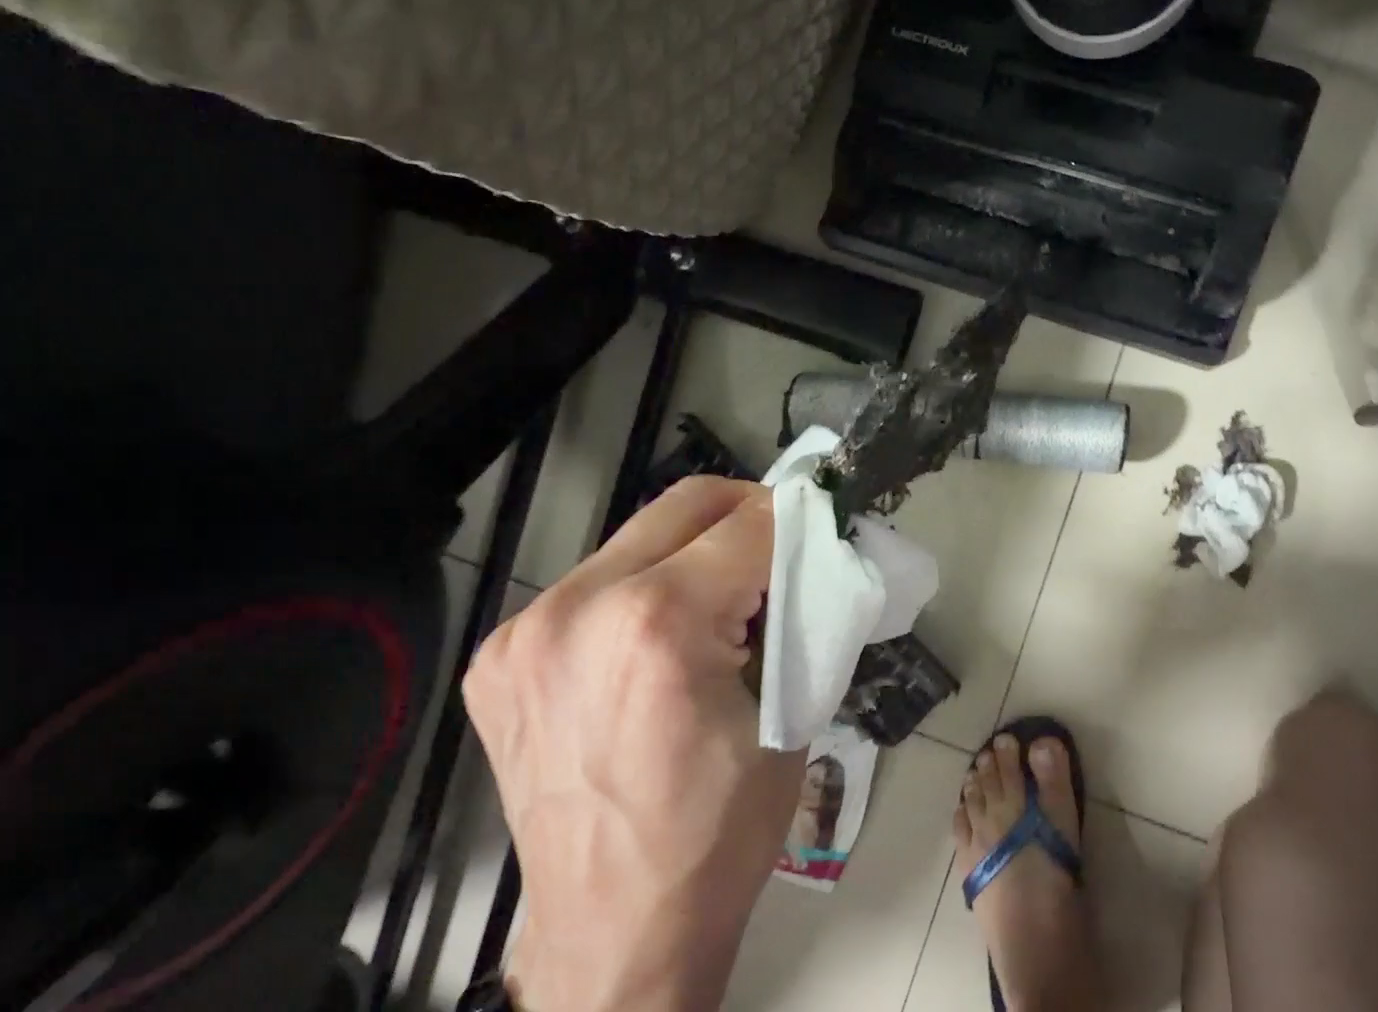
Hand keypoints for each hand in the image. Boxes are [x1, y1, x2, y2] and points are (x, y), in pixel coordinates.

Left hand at [462, 477, 804, 1011]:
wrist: (616, 926)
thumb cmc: (719, 835)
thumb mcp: (784, 718)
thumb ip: (791, 622)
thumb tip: (800, 561)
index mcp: (657, 625)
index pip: (748, 526)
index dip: (797, 519)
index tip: (823, 525)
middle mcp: (576, 610)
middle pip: (681, 507)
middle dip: (743, 514)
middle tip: (779, 544)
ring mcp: (524, 633)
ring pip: (632, 543)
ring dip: (688, 555)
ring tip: (718, 603)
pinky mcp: (498, 659)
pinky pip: (587, 590)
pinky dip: (635, 594)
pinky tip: (653, 645)